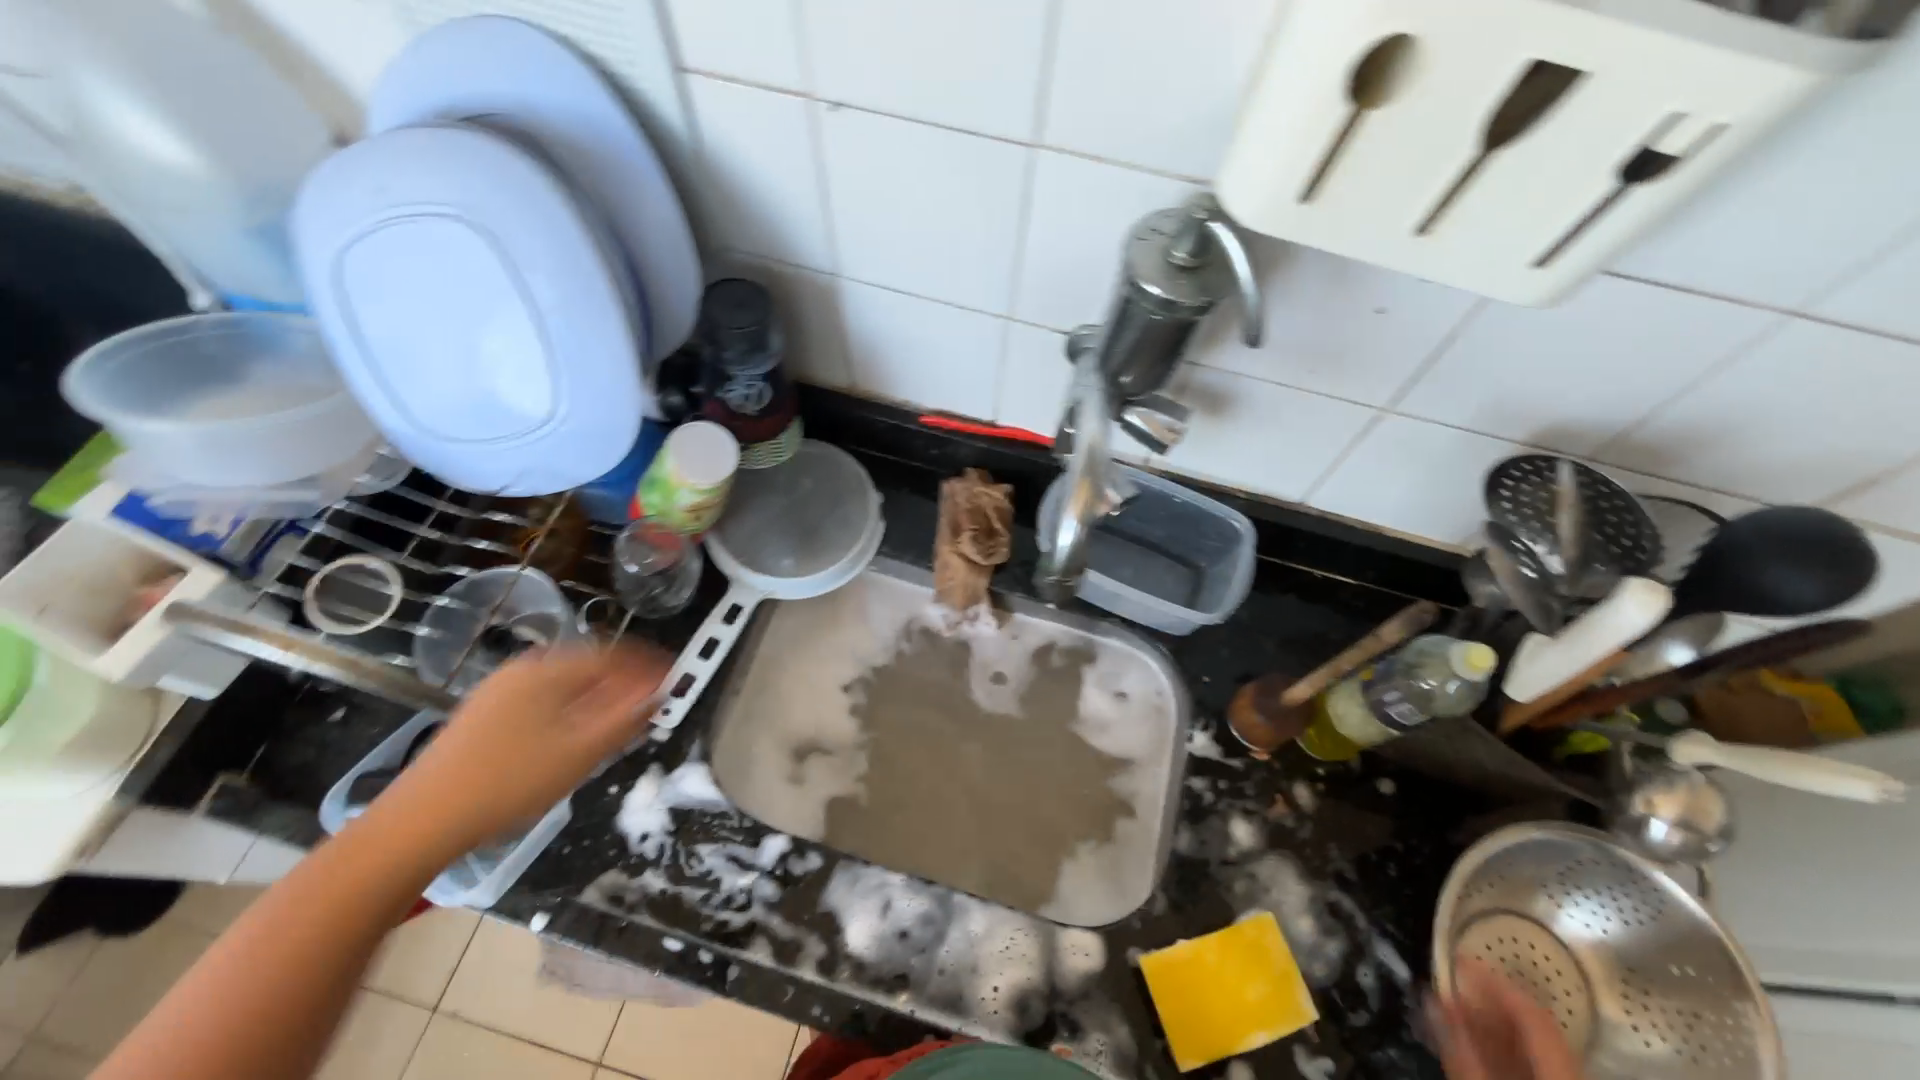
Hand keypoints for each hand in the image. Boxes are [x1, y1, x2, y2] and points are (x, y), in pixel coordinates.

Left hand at [378, 643, 671, 857]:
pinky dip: (571, 711)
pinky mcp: (484, 717)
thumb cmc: (510, 782)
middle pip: (588, 665)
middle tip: (652, 704)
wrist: (421, 821)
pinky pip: (543, 701)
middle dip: (624, 682)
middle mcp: (522, 670)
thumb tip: (661, 689)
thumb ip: (626, 718)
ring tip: (620, 724)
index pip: (613, 653)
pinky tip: (575, 740)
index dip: (648, 664)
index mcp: (547, 669)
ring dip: (598, 698)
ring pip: (565, 685)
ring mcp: (499, 692)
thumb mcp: (580, 753)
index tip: (676, 677)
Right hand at [1428, 959, 1585, 1079]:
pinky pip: (1520, 1066)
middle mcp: (1565, 1072)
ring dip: (1483, 1026)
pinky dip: (1490, 1050)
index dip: (1494, 982)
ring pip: (1524, 1049)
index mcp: (1558, 1071)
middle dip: (1482, 1004)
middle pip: (1528, 1029)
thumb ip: (1458, 1049)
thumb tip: (1431, 997)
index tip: (1457, 960)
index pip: (1531, 1014)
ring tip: (1444, 1010)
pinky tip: (1461, 1041)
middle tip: (1444, 985)